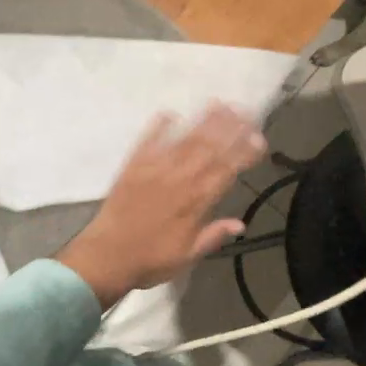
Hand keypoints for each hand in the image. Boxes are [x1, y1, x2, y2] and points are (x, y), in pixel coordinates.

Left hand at [57, 104, 265, 307]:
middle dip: (230, 128)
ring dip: (202, 121)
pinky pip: (146, 142)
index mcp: (195, 203)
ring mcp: (153, 171)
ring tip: (219, 104)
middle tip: (246, 110)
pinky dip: (158, 127)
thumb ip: (212, 236)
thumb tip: (240, 223)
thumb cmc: (150, 262)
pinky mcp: (131, 168)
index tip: (259, 139)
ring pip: (183, 140)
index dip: (244, 153)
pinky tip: (169, 113)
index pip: (226, 171)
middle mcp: (178, 181)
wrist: (106, 259)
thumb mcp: (187, 256)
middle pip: (209, 149)